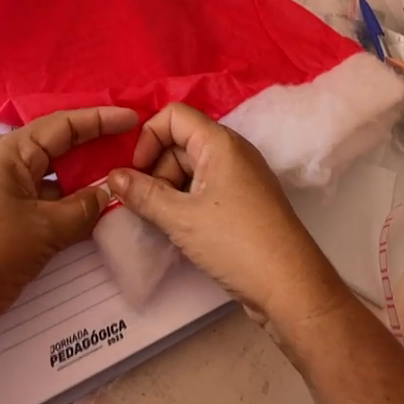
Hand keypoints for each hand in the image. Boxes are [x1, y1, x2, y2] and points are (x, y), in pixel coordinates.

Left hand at [0, 107, 138, 345]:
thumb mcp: (45, 228)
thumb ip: (83, 207)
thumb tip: (108, 193)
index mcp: (11, 152)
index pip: (64, 124)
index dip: (100, 119)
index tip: (135, 118)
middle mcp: (7, 164)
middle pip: (59, 146)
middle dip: (95, 145)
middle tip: (134, 146)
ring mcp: (5, 193)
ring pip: (54, 176)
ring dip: (84, 178)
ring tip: (123, 177)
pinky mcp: (6, 220)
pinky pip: (47, 200)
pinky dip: (71, 202)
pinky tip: (96, 211)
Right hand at [105, 104, 349, 333]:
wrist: (291, 288)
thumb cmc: (235, 243)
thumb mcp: (181, 218)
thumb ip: (143, 194)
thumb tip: (112, 177)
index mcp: (220, 143)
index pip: (174, 116)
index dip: (148, 138)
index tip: (136, 173)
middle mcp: (232, 151)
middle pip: (180, 142)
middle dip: (156, 169)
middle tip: (145, 205)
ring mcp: (240, 177)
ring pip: (191, 168)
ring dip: (169, 189)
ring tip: (160, 221)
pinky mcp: (244, 202)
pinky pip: (205, 188)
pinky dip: (186, 201)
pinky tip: (178, 228)